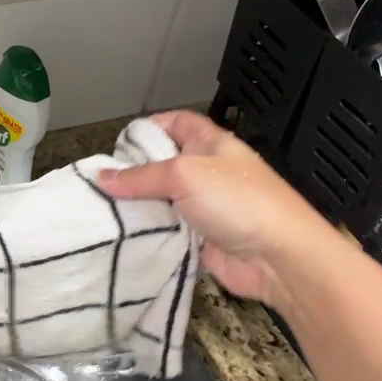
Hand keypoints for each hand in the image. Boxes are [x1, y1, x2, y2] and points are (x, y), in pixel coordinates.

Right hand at [99, 110, 334, 303]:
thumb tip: (103, 177)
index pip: (177, 123)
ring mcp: (206, 206)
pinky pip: (168, 230)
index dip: (150, 127)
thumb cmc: (239, 202)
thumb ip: (141, 176)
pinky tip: (125, 235)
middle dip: (135, 172)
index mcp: (211, 144)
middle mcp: (208, 171)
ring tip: (105, 210)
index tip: (120, 144)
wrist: (279, 258)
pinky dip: (150, 233)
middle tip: (104, 182)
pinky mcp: (201, 238)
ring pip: (163, 200)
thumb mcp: (184, 175)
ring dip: (140, 206)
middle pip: (164, 164)